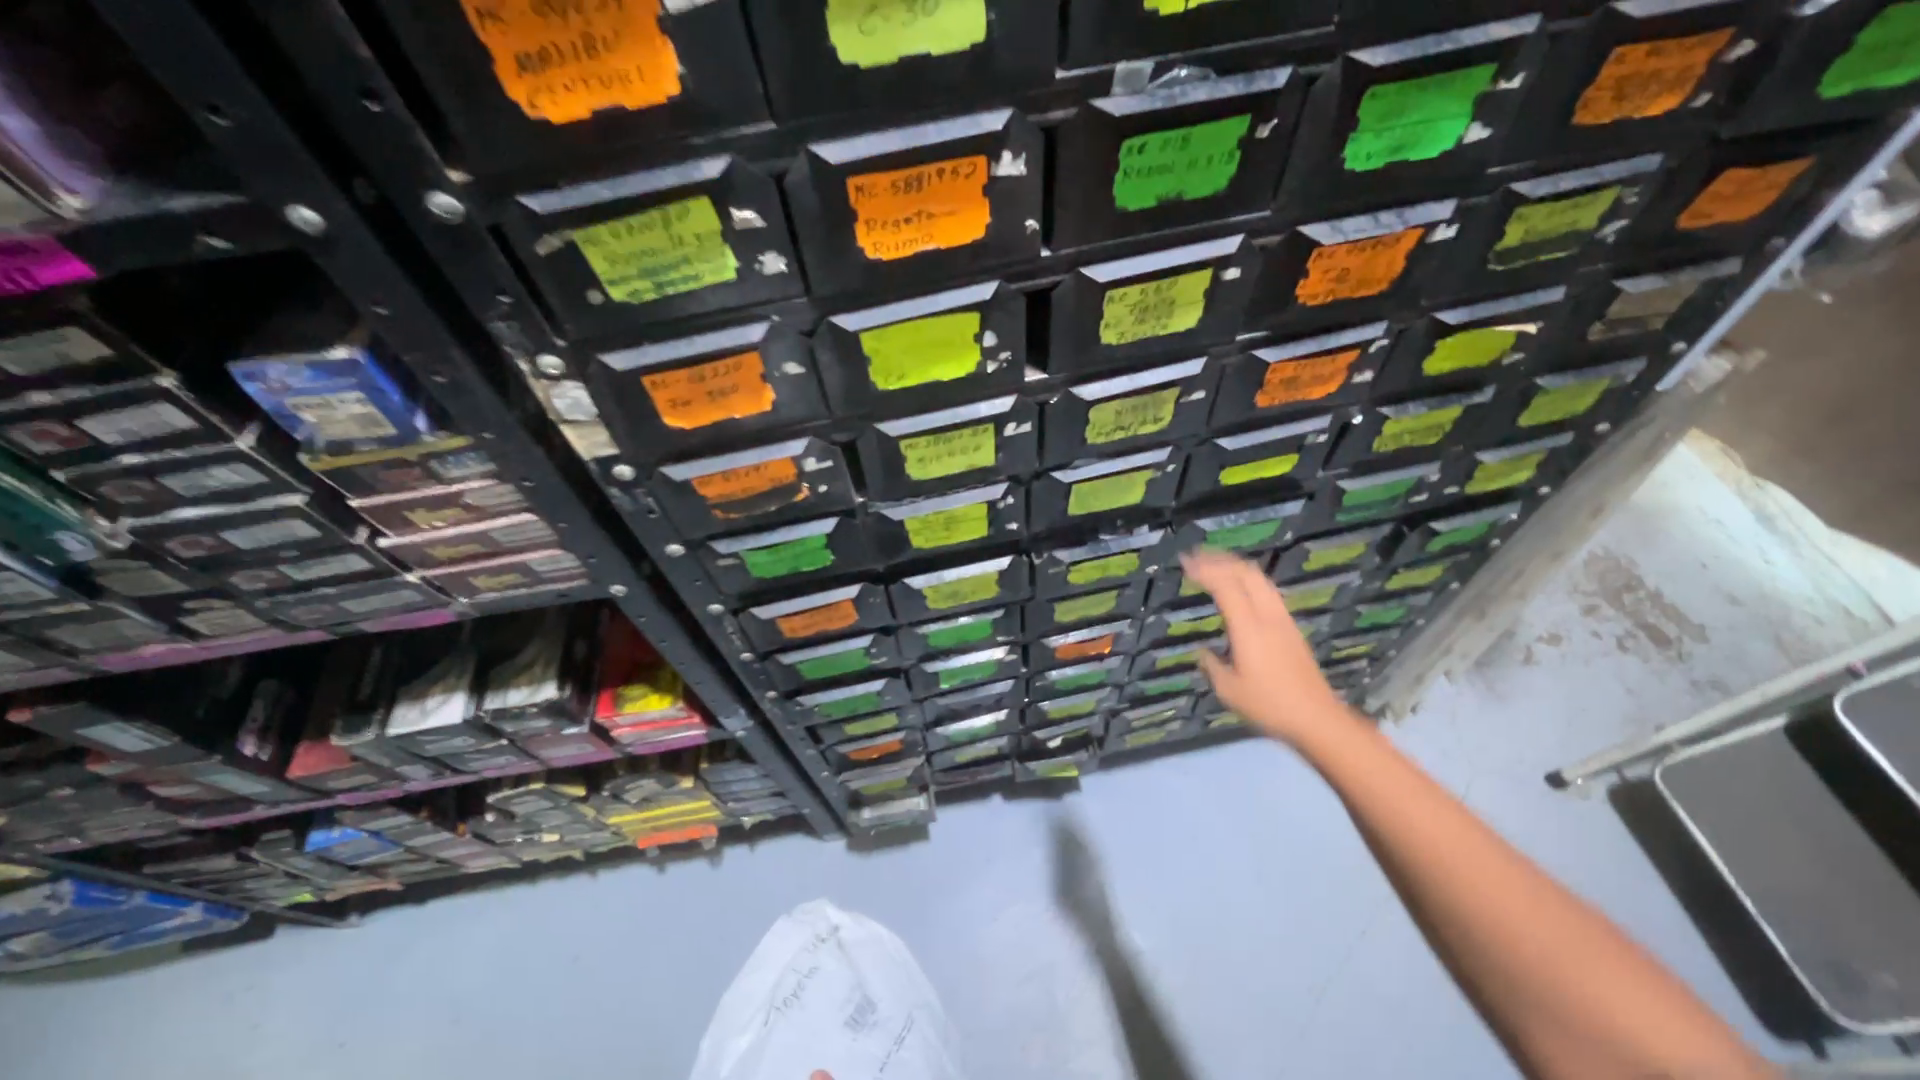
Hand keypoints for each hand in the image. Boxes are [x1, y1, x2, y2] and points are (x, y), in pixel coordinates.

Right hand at [1181, 549, 1355, 746]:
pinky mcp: (1291, 627)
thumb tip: (1203, 651)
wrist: (1316, 716)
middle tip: (1197, 558)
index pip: (1225, 586)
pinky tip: (1240, 589)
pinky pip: (1268, 591)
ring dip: (1236, 567)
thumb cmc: (1269, 705)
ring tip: (1216, 566)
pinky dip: (1248, 580)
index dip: (1205, 570)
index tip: (1185, 562)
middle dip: (1220, 560)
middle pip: (1246, 573)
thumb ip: (1212, 665)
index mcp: (1248, 627)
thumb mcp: (1229, 690)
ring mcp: (1283, 619)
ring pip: (1260, 579)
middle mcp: (1268, 615)